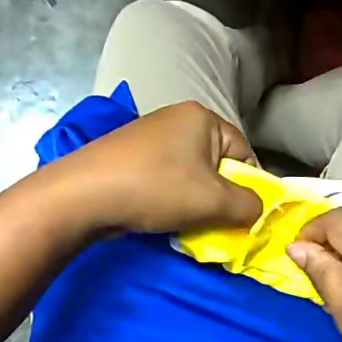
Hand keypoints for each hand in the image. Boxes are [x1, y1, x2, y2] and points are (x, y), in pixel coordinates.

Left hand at [41, 100, 262, 233]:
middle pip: (216, 165)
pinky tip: (161, 218)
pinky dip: (169, 201)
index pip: (244, 153)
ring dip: (194, 204)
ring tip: (185, 224)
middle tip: (214, 224)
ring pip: (190, 177)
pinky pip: (165, 181)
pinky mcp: (130, 158)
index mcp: (202, 117)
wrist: (84, 195)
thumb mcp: (213, 201)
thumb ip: (248, 206)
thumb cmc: (156, 189)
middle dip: (219, 198)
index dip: (248, 187)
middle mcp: (176, 119)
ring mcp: (149, 138)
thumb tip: (257, 211)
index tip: (242, 216)